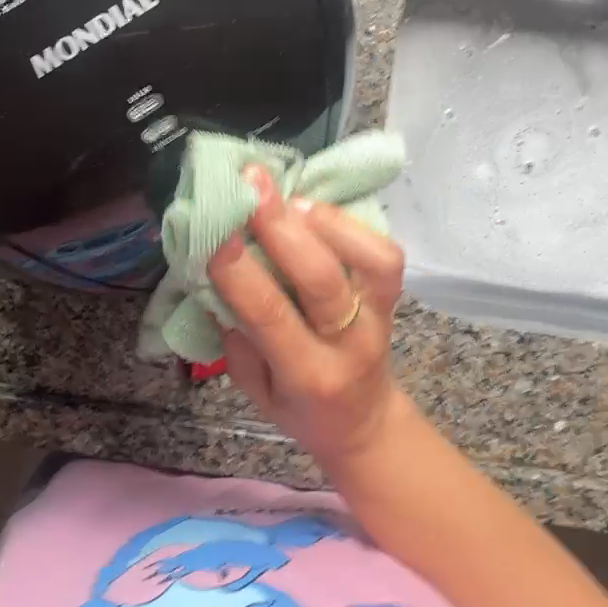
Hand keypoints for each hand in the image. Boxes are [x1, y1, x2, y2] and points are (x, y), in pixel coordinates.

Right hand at [208, 166, 415, 465]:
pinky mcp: (392, 296)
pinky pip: (383, 252)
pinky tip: (311, 208)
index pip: (271, 316)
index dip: (241, 272)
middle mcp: (350, 343)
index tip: (214, 233)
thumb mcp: (255, 393)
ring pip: (371, 260)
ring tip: (287, 197)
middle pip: (322, 279)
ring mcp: (379, 315)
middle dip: (282, 227)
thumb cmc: (298, 408)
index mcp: (308, 376)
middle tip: (251, 184)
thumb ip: (237, 341)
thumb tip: (217, 278)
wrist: (364, 422)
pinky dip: (349, 223)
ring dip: (326, 220)